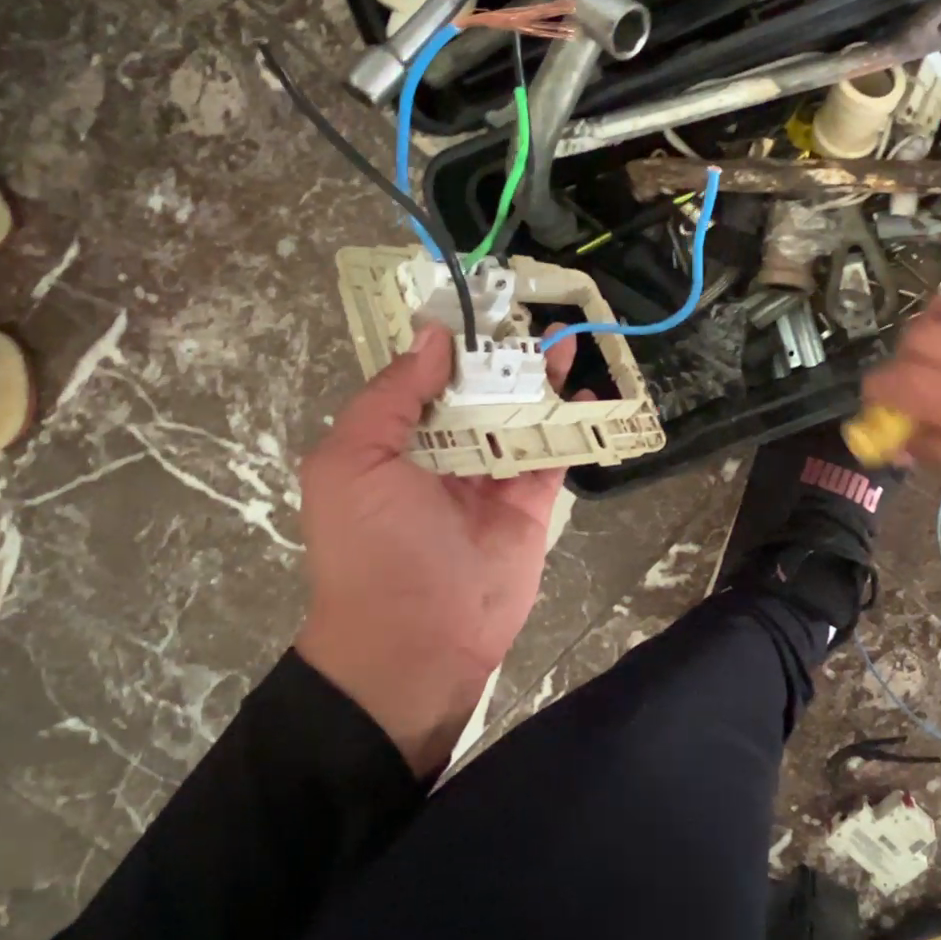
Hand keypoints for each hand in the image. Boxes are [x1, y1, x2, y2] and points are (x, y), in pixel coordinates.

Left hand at [295, 323, 578, 775]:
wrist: (418, 636)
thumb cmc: (374, 546)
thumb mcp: (351, 463)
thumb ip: (390, 397)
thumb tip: (432, 337)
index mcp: (394, 442)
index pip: (424, 379)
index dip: (450, 341)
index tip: (478, 302)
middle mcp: (444, 453)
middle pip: (480, 391)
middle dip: (505, 354)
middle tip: (536, 314)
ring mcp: (492, 477)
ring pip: (521, 416)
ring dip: (543, 380)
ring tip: (570, 340)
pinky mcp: (532, 502)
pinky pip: (555, 454)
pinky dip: (573, 424)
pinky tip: (589, 395)